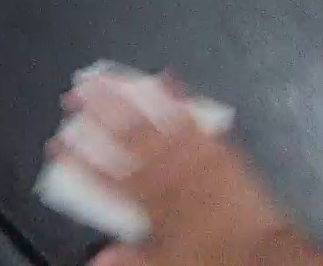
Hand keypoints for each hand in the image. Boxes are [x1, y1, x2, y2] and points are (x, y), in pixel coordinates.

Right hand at [52, 75, 322, 265]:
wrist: (264, 257)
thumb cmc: (213, 261)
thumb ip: (130, 259)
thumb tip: (96, 258)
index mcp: (151, 202)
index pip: (105, 177)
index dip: (79, 159)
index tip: (58, 142)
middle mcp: (167, 172)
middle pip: (126, 136)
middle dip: (98, 112)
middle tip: (76, 91)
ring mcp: (192, 155)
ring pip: (154, 118)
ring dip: (128, 94)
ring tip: (108, 75)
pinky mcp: (216, 148)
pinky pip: (194, 117)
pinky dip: (179, 95)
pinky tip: (167, 76)